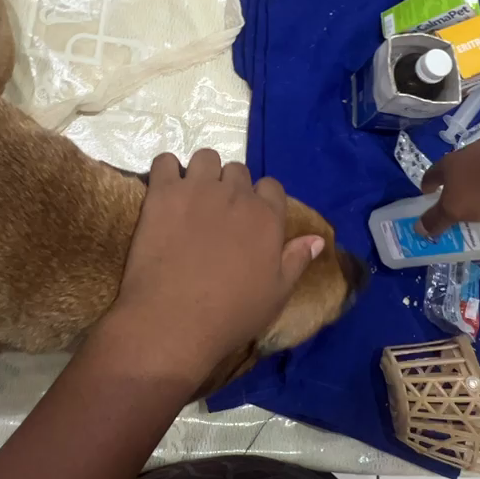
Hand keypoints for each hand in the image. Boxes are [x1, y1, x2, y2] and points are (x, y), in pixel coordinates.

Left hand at [93, 149, 324, 385]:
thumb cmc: (231, 315)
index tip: (249, 219)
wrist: (174, 320)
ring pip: (205, 158)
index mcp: (266, 217)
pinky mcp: (162, 193)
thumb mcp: (276, 295)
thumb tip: (317, 239)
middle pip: (238, 170)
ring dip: (202, 173)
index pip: (272, 186)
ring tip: (192, 198)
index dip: (261, 200)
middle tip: (217, 213)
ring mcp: (197, 189)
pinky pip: (165, 162)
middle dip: (230, 186)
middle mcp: (235, 194)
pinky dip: (166, 170)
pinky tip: (165, 191)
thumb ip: (296, 260)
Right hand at [417, 135, 479, 236]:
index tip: (427, 193)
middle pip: (458, 166)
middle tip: (459, 198)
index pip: (432, 173)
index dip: (428, 184)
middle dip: (456, 181)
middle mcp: (470, 150)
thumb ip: (437, 219)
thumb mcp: (456, 210)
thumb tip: (419, 228)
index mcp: (450, 163)